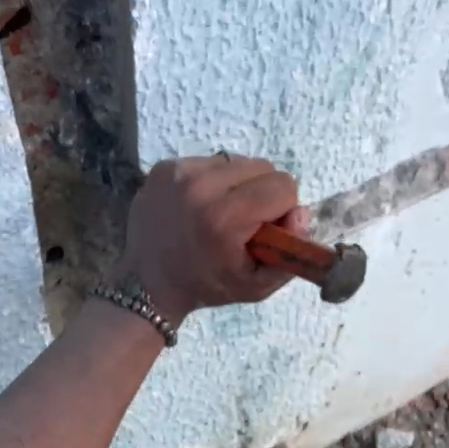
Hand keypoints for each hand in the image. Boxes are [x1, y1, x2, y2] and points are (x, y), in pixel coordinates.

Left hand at [115, 154, 308, 322]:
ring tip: (222, 212)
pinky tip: (200, 205)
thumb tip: (301, 214)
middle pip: (263, 167)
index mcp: (225, 218)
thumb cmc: (207, 287)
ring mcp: (179, 172)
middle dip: (263, 193)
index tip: (268, 229)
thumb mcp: (257, 285)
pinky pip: (209, 162)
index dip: (283, 209)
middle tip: (246, 221)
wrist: (147, 283)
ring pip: (236, 161)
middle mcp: (201, 186)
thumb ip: (291, 252)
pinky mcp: (165, 166)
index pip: (283, 185)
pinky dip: (213, 181)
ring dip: (238, 184)